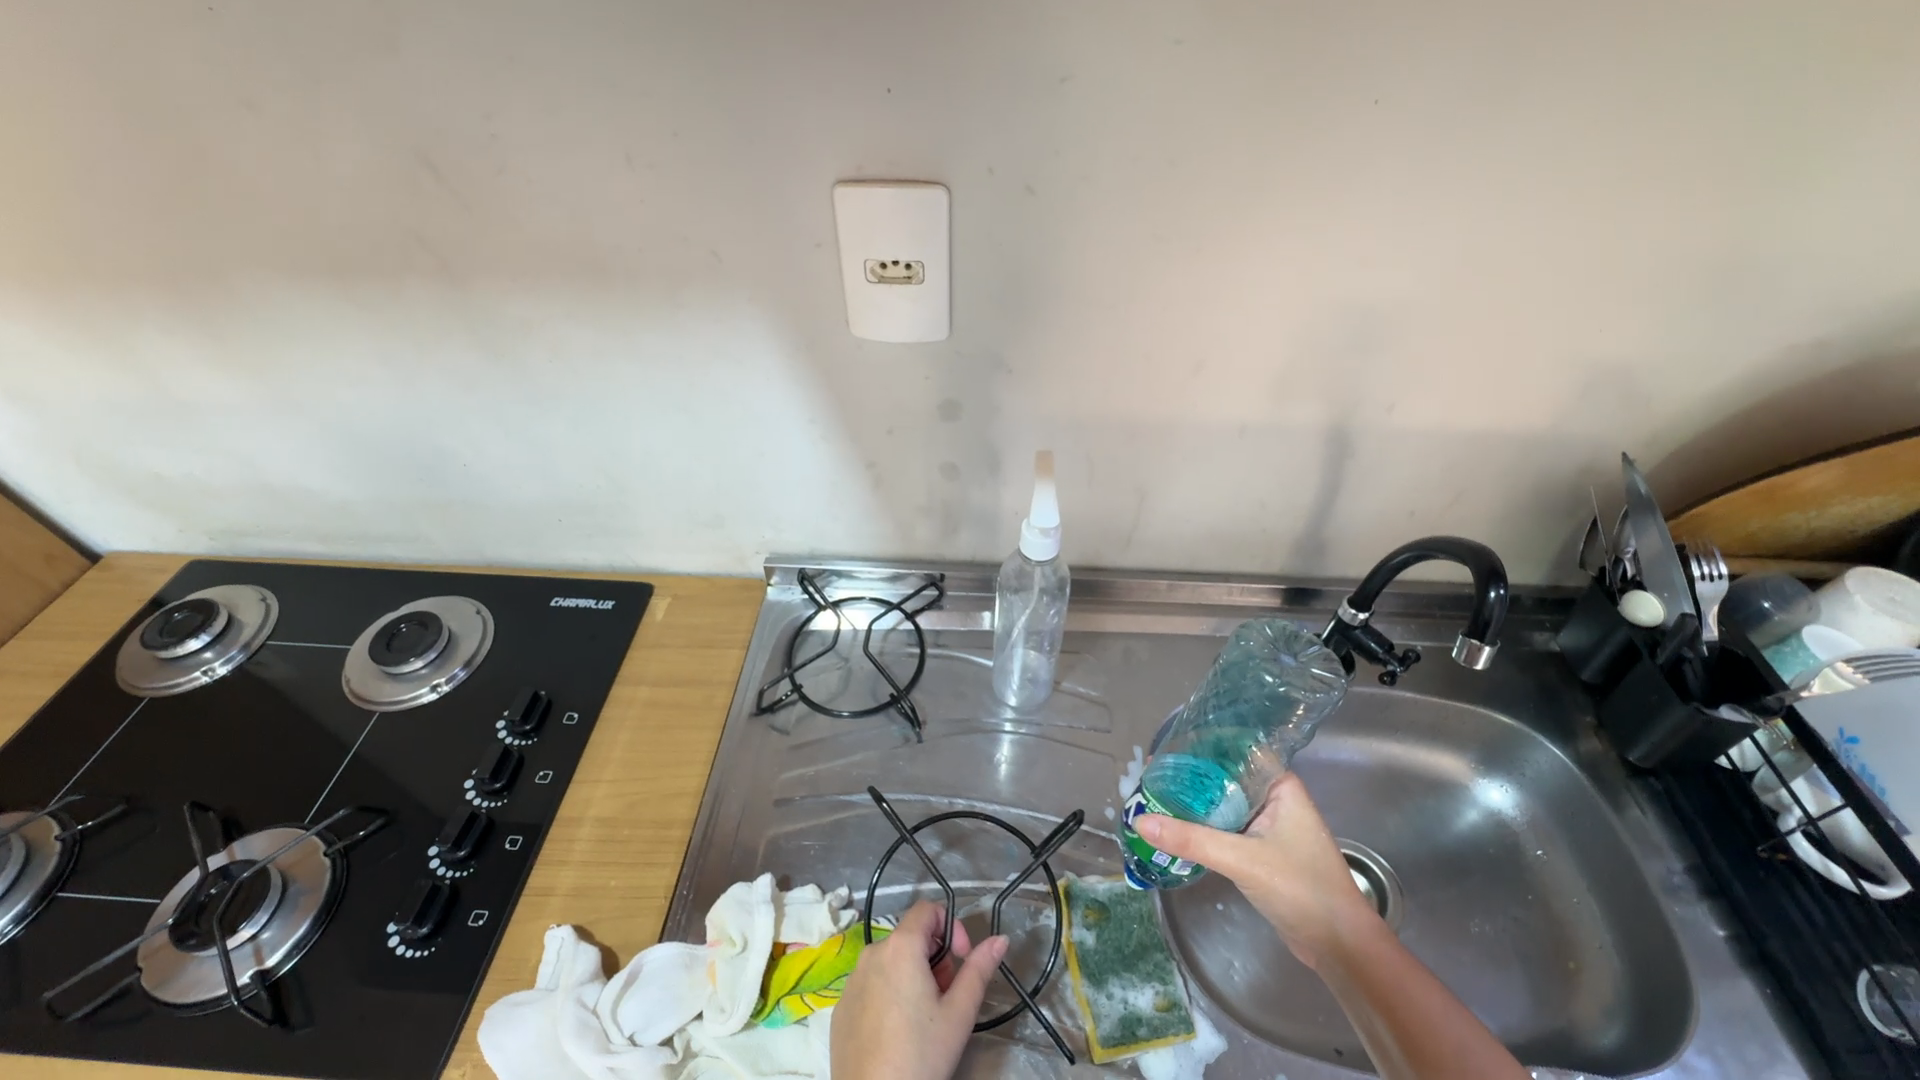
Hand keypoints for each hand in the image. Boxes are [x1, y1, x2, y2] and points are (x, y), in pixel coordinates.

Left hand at [830, 901, 1008, 1079]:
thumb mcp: (959, 1012)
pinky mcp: (840, 1006)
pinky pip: (871, 984)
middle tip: (947, 996)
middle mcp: (871, 953)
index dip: (951, 926)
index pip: (927, 909)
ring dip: (913, 975)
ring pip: (891, 961)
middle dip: (935, 958)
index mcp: (900, 947)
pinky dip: (889, 993)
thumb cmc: (921, 1054)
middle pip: (910, 937)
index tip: (962, 959)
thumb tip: (1000, 938)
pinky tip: (898, 1031)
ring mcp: (851, 980)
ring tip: (925, 1017)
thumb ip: (979, 969)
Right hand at [1136, 771, 1377, 969]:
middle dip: (1190, 778)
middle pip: (1225, 780)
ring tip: (1154, 798)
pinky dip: (1202, 829)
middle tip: (1150, 775)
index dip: (1201, 748)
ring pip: (1223, 807)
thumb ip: (1192, 840)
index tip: (1166, 749)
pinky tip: (1175, 830)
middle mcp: (1274, 800)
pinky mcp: (1261, 852)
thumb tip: (1140, 821)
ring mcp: (1268, 828)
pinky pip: (1225, 830)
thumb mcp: (1242, 859)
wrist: (1338, 943)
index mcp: (1280, 787)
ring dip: (1194, 806)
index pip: (1236, 752)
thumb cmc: (1301, 888)